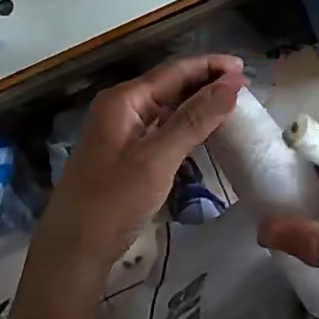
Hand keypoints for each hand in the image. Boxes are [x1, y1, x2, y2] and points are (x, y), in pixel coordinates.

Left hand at [39, 55, 245, 269]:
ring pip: (166, 108)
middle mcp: (120, 108)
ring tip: (231, 107)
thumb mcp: (157, 159)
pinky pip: (160, 130)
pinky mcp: (124, 155)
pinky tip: (203, 134)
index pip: (174, 71)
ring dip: (197, 105)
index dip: (210, 67)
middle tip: (244, 89)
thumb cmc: (113, 202)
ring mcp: (120, 132)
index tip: (245, 69)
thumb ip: (194, 119)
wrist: (73, 251)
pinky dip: (184, 127)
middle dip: (206, 84)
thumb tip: (231, 84)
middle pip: (169, 86)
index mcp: (123, 100)